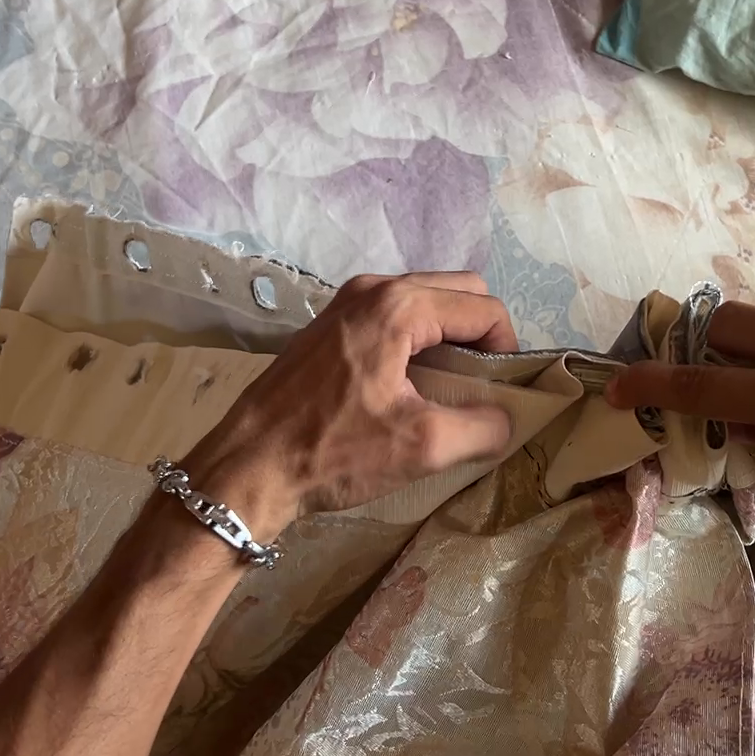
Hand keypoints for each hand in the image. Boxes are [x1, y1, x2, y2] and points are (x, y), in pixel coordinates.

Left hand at [176, 272, 517, 543]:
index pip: (485, 309)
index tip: (500, 391)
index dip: (506, 349)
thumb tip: (507, 419)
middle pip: (459, 292)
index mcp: (399, 306)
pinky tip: (410, 382)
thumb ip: (484, 427)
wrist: (247, 467)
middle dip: (481, 335)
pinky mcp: (331, 321)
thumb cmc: (334, 452)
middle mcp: (374, 288)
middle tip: (480, 384)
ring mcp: (346, 301)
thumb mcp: (424, 447)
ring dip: (450, 336)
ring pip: (427, 300)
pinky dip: (419, 338)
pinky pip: (396, 313)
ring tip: (448, 386)